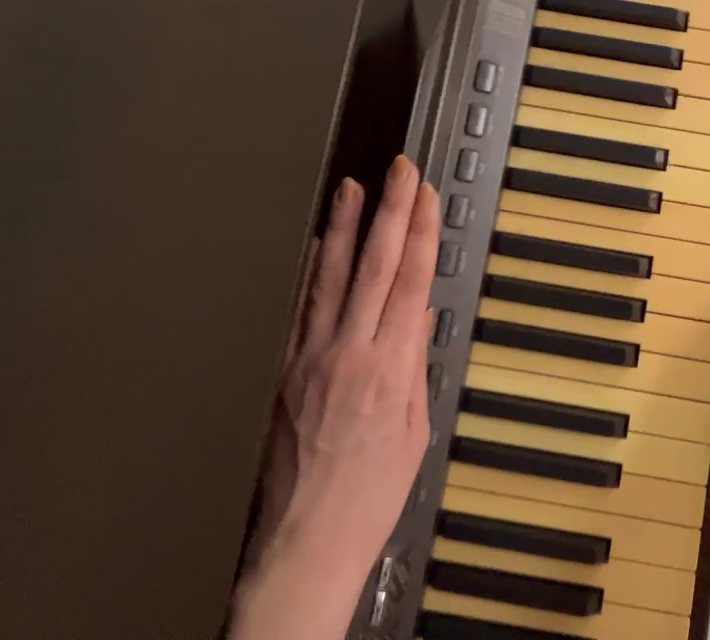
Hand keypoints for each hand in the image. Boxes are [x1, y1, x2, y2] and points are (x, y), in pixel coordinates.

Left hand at [234, 156, 438, 637]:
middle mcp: (349, 354)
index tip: (426, 197)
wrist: (308, 538)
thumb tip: (415, 318)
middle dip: (391, 212)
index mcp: (391, 370)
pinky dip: (308, 272)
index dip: (421, 233)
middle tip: (399, 171)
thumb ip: (414, 367)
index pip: (411, 283)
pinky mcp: (283, 370)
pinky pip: (297, 309)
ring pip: (332, 278)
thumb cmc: (370, 494)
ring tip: (353, 188)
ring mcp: (310, 358)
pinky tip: (314, 245)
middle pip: (375, 267)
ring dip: (345, 228)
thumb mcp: (415, 430)